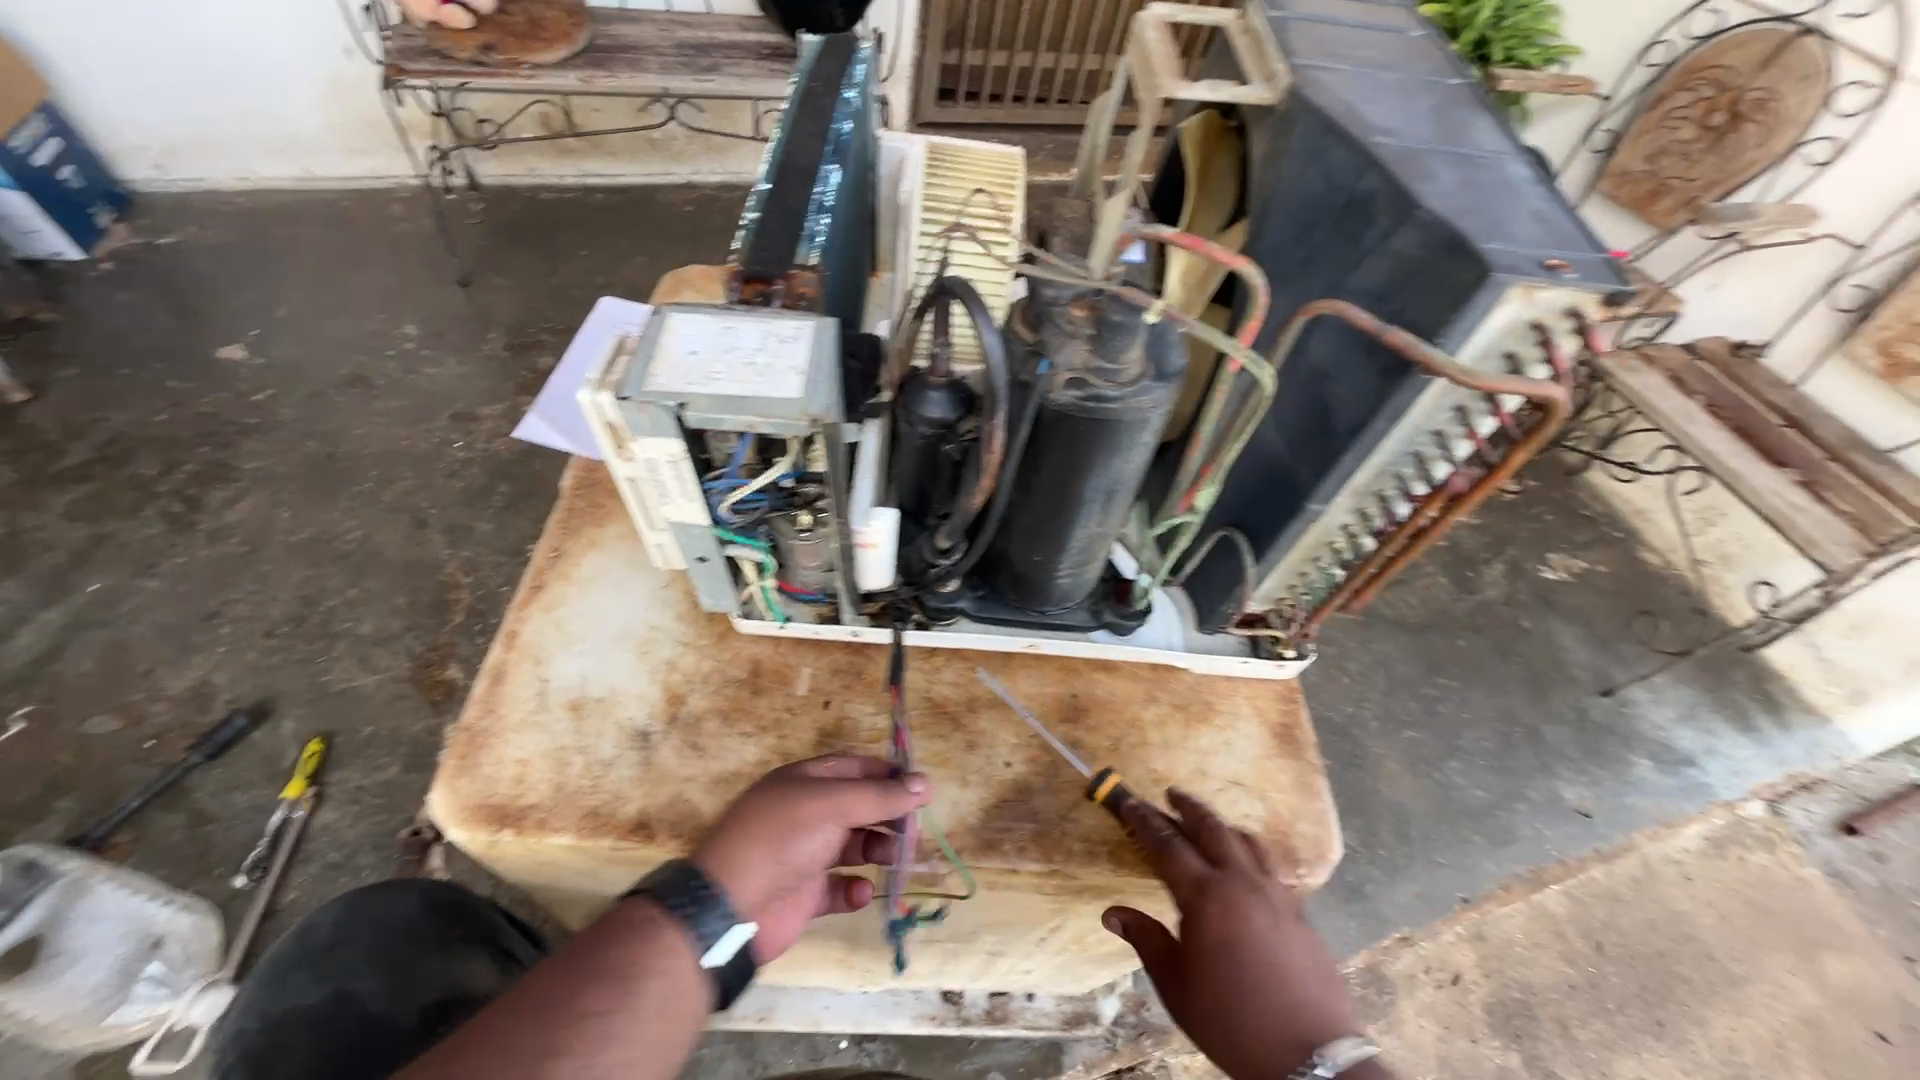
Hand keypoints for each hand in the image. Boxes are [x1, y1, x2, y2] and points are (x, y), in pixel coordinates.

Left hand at [691, 754, 930, 961]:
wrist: (731, 906)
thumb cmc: (782, 839)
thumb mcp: (833, 805)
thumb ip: (881, 796)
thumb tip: (926, 783)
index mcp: (805, 782)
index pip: (855, 769)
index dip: (888, 775)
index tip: (921, 790)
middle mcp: (806, 814)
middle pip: (859, 807)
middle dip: (889, 816)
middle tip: (915, 831)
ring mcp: (804, 854)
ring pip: (854, 846)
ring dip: (878, 850)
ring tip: (894, 859)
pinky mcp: (805, 894)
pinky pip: (839, 887)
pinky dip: (855, 889)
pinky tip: (861, 891)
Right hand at [1105, 789, 1368, 1079]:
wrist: (1309, 1056)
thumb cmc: (1230, 1020)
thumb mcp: (1176, 985)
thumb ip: (1146, 940)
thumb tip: (1112, 913)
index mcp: (1206, 897)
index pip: (1168, 845)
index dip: (1146, 822)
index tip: (1131, 803)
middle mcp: (1242, 884)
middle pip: (1212, 829)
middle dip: (1188, 808)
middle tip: (1171, 794)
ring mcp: (1277, 895)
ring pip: (1248, 843)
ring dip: (1223, 826)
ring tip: (1210, 824)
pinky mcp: (1300, 913)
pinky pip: (1272, 868)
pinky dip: (1252, 854)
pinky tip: (1248, 868)